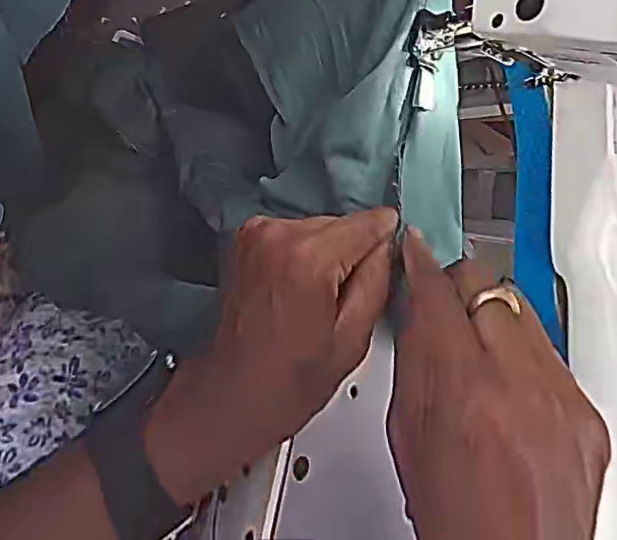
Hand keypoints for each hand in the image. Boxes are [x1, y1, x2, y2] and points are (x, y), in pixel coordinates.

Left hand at [144, 208, 396, 502]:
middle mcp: (280, 233)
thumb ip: (378, 280)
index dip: (384, 242)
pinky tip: (296, 288)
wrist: (228, 394)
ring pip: (321, 226)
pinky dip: (303, 252)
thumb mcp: (352, 340)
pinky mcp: (248, 235)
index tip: (384, 265)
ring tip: (316, 296)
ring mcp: (259, 231)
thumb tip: (387, 246)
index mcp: (309, 258)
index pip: (369, 222)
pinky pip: (297, 231)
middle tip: (343, 296)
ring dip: (328, 251)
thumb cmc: (288, 382)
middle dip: (353, 251)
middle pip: (343, 223)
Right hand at [387, 231, 609, 539]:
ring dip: (495, 313)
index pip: (440, 292)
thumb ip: (414, 354)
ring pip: (523, 307)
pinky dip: (527, 351)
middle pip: (487, 284)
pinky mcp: (589, 413)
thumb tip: (418, 302)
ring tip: (481, 346)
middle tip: (448, 297)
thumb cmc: (456, 515)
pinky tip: (513, 381)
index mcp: (465, 390)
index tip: (417, 246)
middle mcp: (520, 386)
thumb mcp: (408, 431)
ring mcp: (561, 398)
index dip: (423, 260)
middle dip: (460, 282)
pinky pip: (552, 349)